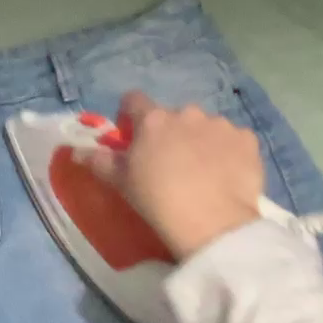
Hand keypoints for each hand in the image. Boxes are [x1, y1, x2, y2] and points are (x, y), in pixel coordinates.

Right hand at [76, 92, 262, 260]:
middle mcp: (187, 113)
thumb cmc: (156, 200)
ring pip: (204, 127)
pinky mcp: (246, 139)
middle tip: (168, 165)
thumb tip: (76, 151)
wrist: (209, 222)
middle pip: (173, 117)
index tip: (132, 137)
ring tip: (199, 174)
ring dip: (199, 142)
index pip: (134, 101)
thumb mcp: (121, 183)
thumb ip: (99, 162)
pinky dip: (226, 153)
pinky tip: (222, 176)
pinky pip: (232, 140)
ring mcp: (220, 124)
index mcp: (152, 121)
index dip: (130, 117)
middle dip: (169, 134)